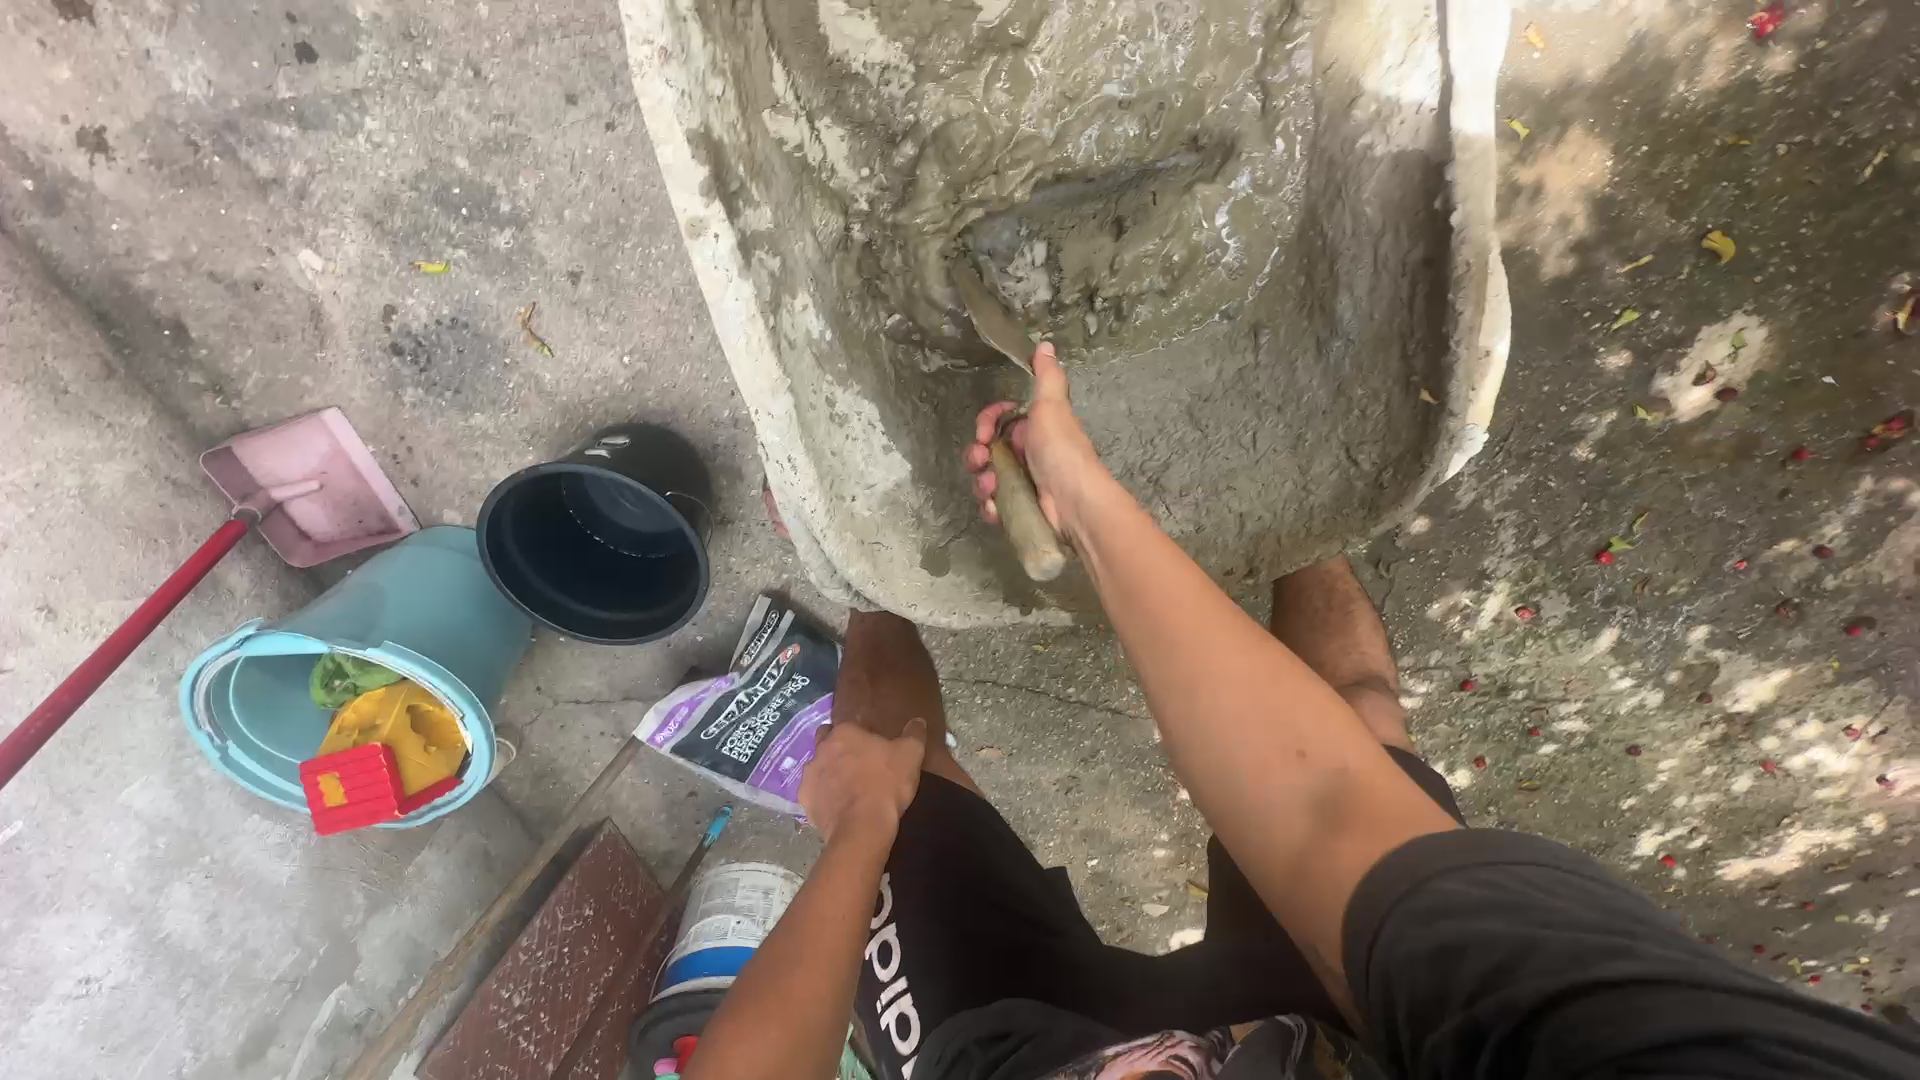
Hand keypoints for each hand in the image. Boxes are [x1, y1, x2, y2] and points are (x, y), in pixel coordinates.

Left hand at [798, 718, 927, 847]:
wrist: (863, 826)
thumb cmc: (886, 783)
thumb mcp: (911, 754)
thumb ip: (914, 733)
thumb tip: (918, 720)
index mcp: (845, 732)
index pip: (850, 724)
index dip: (861, 733)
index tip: (872, 745)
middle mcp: (822, 748)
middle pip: (826, 740)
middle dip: (838, 746)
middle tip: (856, 761)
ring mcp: (810, 774)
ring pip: (818, 766)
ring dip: (829, 771)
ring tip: (847, 786)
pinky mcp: (804, 800)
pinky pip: (813, 792)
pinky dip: (823, 796)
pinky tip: (836, 805)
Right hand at [961, 342, 1112, 534]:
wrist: (1074, 502)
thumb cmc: (1061, 451)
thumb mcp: (1053, 406)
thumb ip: (1047, 376)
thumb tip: (1045, 343)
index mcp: (1032, 429)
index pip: (997, 421)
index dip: (985, 423)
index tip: (983, 433)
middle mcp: (1026, 454)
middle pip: (985, 451)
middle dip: (976, 456)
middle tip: (982, 461)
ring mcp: (1021, 482)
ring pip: (985, 478)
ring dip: (982, 482)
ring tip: (992, 488)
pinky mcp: (1018, 508)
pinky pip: (993, 505)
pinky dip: (990, 507)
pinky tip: (996, 508)